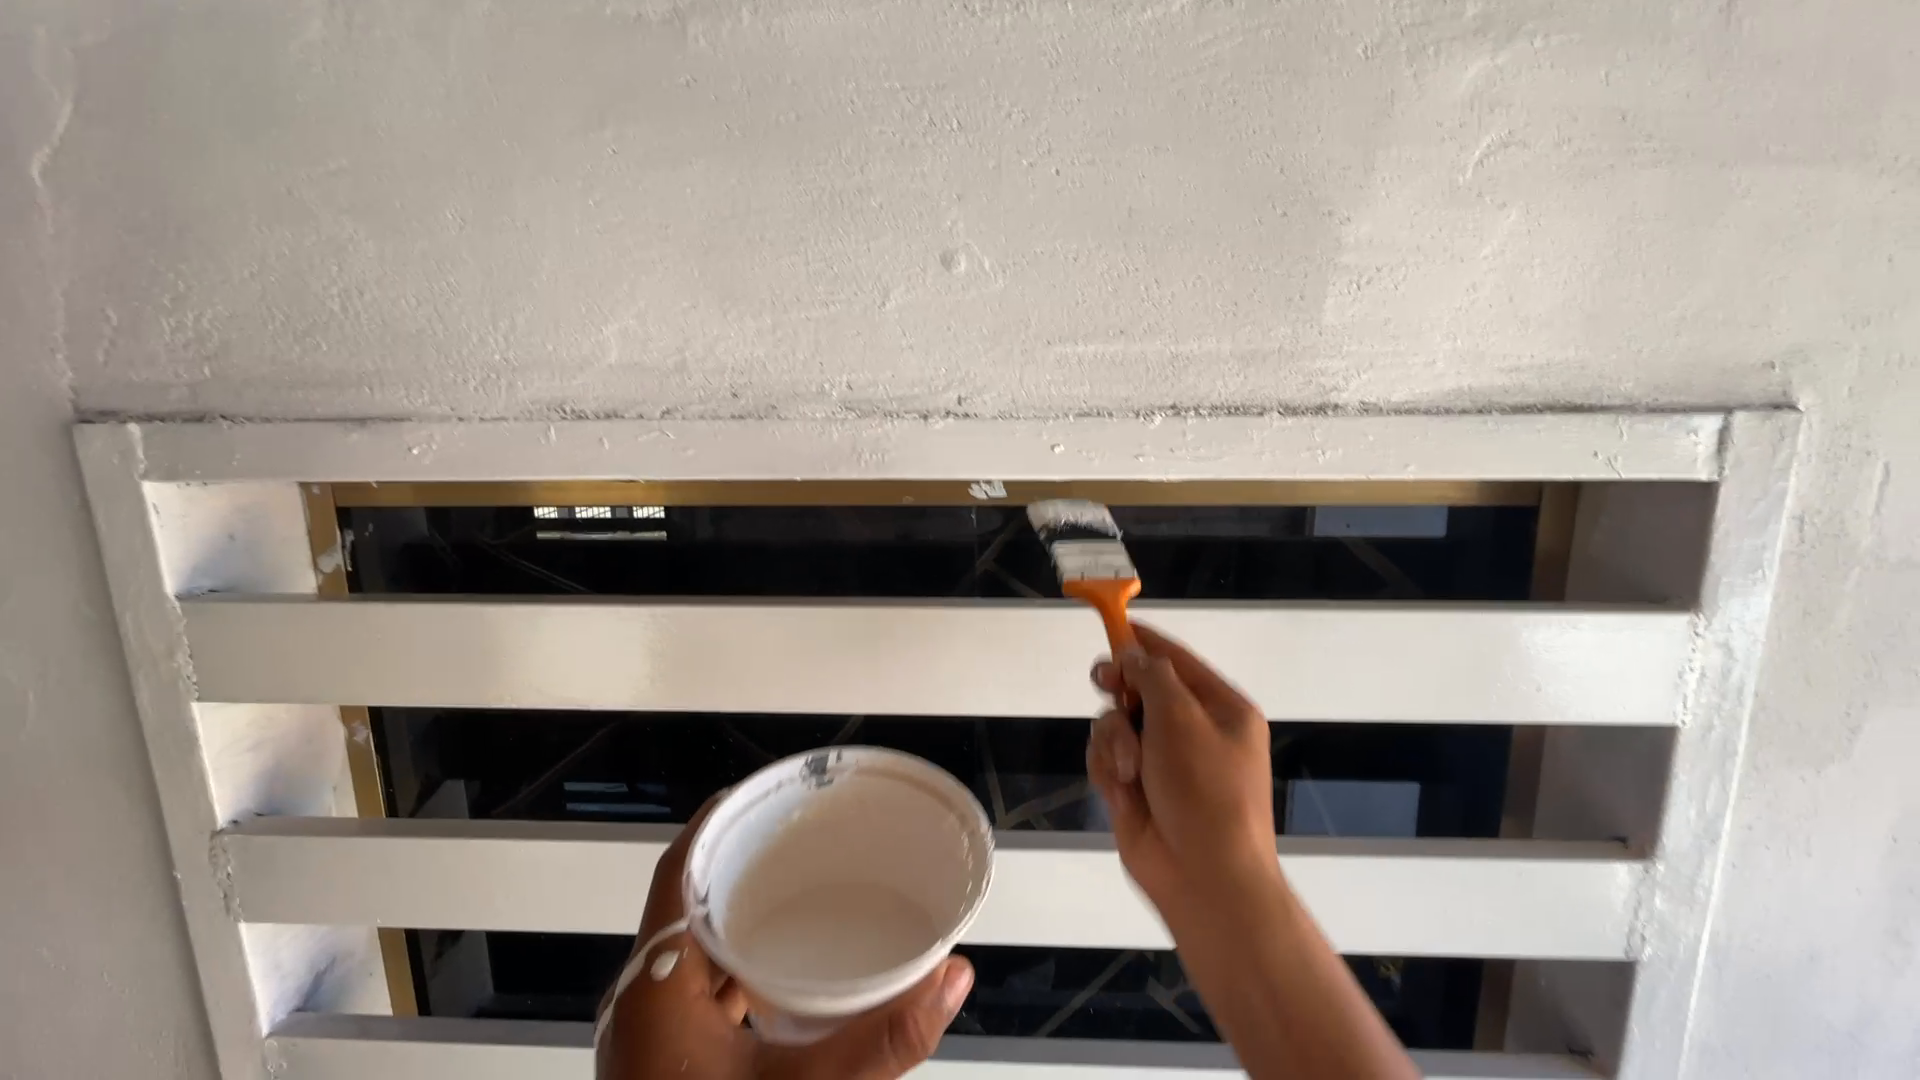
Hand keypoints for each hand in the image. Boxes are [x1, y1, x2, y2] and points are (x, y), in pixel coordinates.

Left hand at [598, 797, 974, 1079]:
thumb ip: (885, 1037)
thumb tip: (956, 972)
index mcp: (654, 992)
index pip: (677, 871)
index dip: (717, 822)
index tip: (768, 792)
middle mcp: (642, 1006)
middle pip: (684, 904)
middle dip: (740, 864)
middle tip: (802, 836)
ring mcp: (649, 1042)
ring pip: (692, 952)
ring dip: (738, 917)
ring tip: (801, 889)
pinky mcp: (667, 1069)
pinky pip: (701, 992)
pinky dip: (740, 968)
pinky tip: (783, 978)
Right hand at [1087, 623, 1279, 921]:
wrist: (1204, 877)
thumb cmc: (1204, 789)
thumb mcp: (1182, 719)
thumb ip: (1152, 677)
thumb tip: (1132, 654)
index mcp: (1220, 710)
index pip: (1177, 661)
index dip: (1145, 642)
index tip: (1114, 624)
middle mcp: (1191, 731)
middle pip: (1140, 689)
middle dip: (1121, 689)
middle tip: (1103, 682)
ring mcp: (1162, 762)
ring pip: (1115, 722)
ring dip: (1115, 739)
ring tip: (1130, 768)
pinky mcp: (1135, 787)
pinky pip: (1106, 756)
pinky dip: (1108, 767)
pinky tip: (1121, 787)